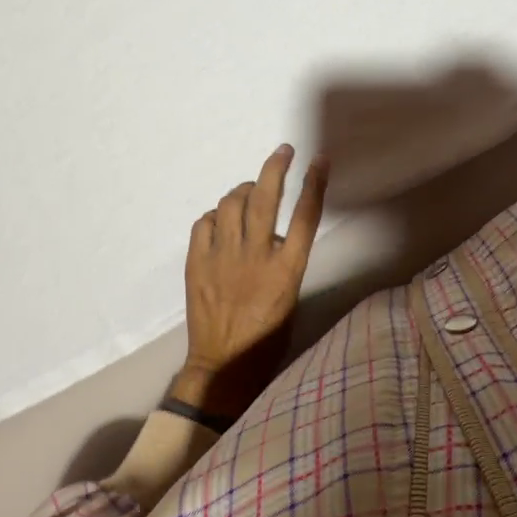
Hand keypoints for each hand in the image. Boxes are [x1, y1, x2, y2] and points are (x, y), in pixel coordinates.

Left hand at [168, 145, 327, 419]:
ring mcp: (223, 258)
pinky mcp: (197, 263)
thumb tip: (272, 230)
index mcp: (287, 269)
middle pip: (266, 197)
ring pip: (231, 203)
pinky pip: (205, 222)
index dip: (314, 183)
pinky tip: (221, 222)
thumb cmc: (267, 334)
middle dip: (275, 167)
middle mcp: (256, 256)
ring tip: (248, 193)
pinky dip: (215, 215)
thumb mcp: (290, 294)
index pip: (305, 215)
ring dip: (242, 191)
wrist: (223, 364)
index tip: (318, 160)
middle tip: (282, 151)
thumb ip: (284, 257)